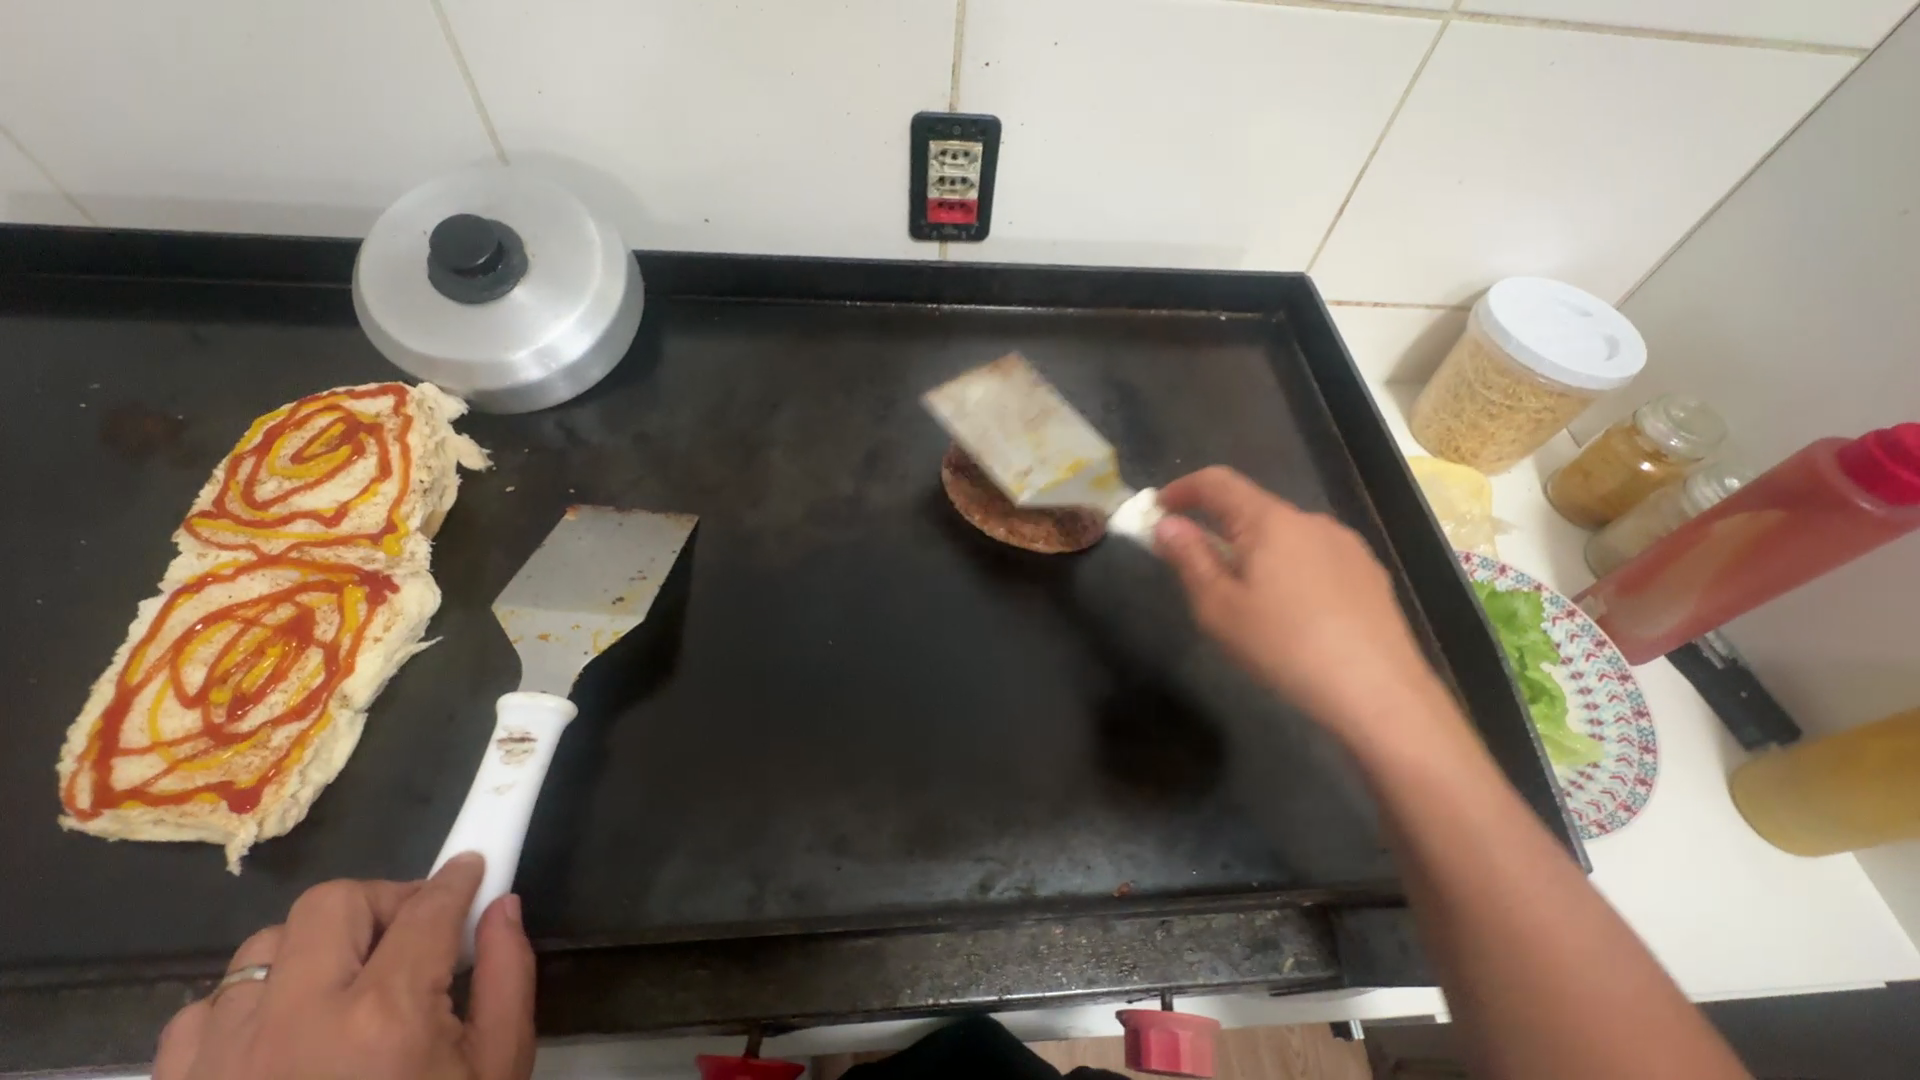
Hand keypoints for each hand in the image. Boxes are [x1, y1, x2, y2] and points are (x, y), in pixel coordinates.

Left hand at [153, 854, 535, 1079]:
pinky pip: (204, 1012)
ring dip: (316, 952)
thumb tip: (502, 908)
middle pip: (333, 905)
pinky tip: (284, 1036)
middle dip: (384, 900)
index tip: (471, 867)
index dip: (457, 878)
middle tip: (412, 931)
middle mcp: (296, 1025)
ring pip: (263, 949)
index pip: (428, 909)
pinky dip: (249, 1005)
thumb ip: (509, 977)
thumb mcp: (498, 1070)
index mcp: (386, 1019)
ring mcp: (223, 1063)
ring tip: (346, 989)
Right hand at [1154, 467, 1448, 742]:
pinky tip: (1294, 616)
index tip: (1157, 509)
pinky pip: (1315, 559)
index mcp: (1270, 521)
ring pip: (1285, 537)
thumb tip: (1168, 524)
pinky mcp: (1369, 574)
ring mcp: (1346, 545)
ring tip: (1249, 603)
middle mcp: (1311, 520)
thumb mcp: (1219, 608)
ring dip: (1256, 554)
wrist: (1378, 691)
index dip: (1182, 489)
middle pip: (1252, 510)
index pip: (1218, 482)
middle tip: (1197, 569)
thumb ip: (1189, 559)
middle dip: (1218, 530)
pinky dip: (1290, 572)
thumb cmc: (1284, 646)